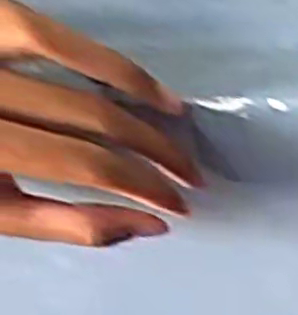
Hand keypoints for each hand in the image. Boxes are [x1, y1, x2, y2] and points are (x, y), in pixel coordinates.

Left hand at [0, 0, 197, 244]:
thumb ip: (66, 222)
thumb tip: (151, 223)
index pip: (91, 164)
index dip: (149, 189)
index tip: (180, 207)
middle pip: (90, 115)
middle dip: (156, 151)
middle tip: (189, 175)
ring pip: (54, 47)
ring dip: (131, 81)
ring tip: (174, 109)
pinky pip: (21, 22)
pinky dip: (84, 48)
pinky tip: (122, 72)